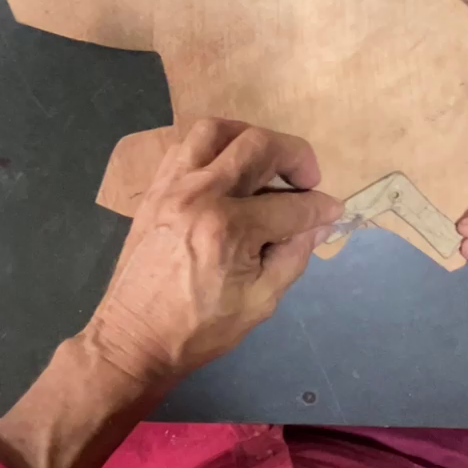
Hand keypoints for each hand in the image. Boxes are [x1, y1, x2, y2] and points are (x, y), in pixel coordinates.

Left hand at [82, 119, 342, 387]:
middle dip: (295, 156)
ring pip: (217, 130)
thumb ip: (294, 256)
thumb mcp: (260, 302)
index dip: (320, 207)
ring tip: (266, 162)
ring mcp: (172, 187)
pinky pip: (187, 146)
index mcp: (229, 229)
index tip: (332, 211)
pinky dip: (215, 148)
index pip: (291, 204)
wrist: (135, 337)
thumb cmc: (200, 329)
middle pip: (258, 145)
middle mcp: (200, 194)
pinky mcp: (155, 190)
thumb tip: (319, 222)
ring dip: (250, 138)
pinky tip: (228, 171)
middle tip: (307, 179)